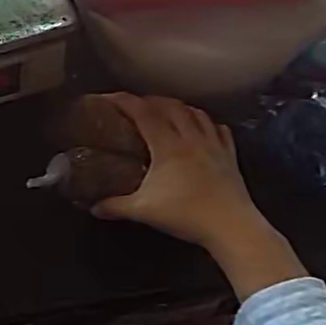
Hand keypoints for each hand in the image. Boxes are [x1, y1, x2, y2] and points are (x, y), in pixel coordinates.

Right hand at [90, 94, 305, 299]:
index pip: (145, 114)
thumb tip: (93, 207)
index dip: (125, 102)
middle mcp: (192, 139)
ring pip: (196, 113)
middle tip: (133, 105)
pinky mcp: (229, 156)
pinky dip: (204, 121)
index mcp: (169, 147)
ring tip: (163, 111)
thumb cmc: (185, 214)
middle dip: (149, 101)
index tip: (108, 97)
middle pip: (171, 107)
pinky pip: (217, 128)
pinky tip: (198, 127)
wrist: (232, 227)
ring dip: (177, 107)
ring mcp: (214, 145)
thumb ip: (114, 206)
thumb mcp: (142, 210)